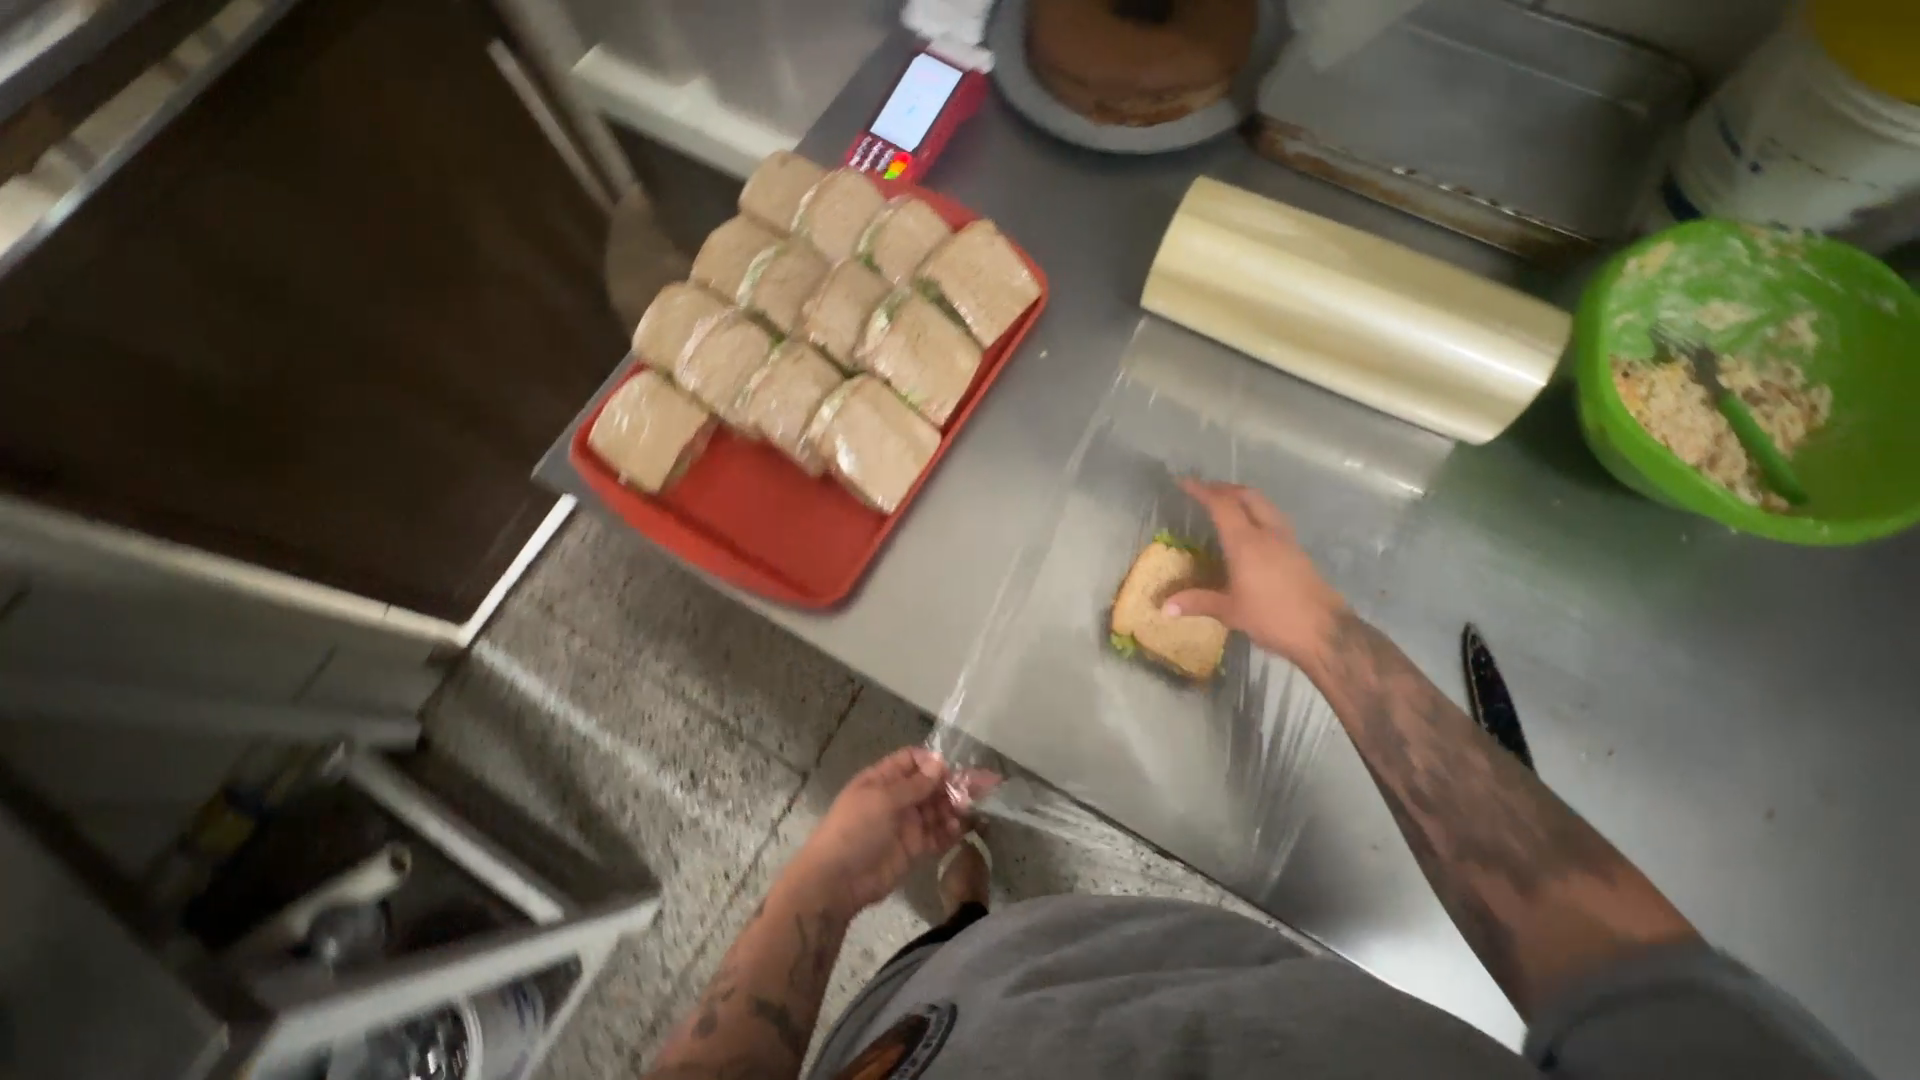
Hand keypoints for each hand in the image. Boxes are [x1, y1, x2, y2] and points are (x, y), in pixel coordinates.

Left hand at [788, 748, 971, 915]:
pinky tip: (962, 828)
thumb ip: (914, 784)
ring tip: (973, 808)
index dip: (933, 763)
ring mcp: (906, 824)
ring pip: (938, 810)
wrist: (837, 881)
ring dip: (956, 807)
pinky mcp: (914, 849)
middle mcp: (896, 798)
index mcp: (882, 779)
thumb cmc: (854, 830)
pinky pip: (937, 835)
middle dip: (956, 784)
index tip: (951, 771)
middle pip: (931, 785)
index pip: (912, 761)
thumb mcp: (882, 800)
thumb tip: (940, 763)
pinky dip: (951, 831)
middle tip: (985, 785)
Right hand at [1163, 478, 1348, 663]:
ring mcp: (1287, 541)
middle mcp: (1268, 534)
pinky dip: (1257, 513)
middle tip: (1206, 491)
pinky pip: (1274, 520)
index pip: (1222, 505)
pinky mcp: (1298, 552)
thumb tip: (1165, 607)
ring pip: (1265, 505)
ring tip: (1228, 504)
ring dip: (1244, 498)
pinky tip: (1251, 531)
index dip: (1202, 490)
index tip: (1185, 482)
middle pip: (1248, 496)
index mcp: (1247, 543)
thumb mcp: (1231, 612)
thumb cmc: (1274, 618)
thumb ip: (1198, 603)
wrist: (1325, 632)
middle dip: (1225, 488)